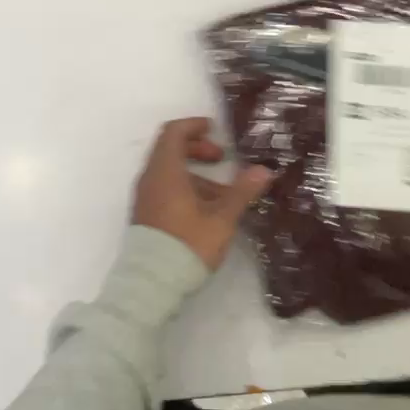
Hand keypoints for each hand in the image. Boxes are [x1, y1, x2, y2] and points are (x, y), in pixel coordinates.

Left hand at [132, 118, 275, 270]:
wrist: (151, 284)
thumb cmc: (187, 244)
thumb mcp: (221, 218)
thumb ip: (241, 192)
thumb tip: (264, 170)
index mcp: (165, 171)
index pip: (174, 132)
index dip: (194, 126)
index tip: (214, 129)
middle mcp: (150, 178)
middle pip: (170, 149)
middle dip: (197, 149)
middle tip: (221, 159)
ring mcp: (145, 197)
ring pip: (169, 172)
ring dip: (195, 174)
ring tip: (223, 194)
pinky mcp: (145, 215)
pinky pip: (165, 189)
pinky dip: (185, 188)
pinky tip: (207, 211)